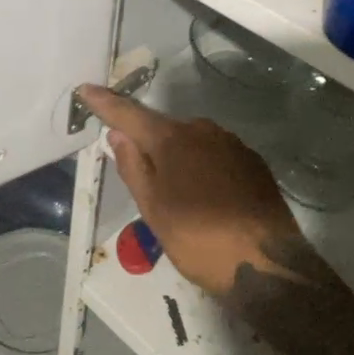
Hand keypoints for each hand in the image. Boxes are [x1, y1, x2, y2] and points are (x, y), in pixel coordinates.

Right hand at [77, 84, 322, 296]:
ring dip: (178, 156)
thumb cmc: (199, 239)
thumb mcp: (153, 209)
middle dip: (148, 141)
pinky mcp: (253, 162)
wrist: (268, 265)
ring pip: (192, 141)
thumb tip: (118, 134)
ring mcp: (231, 143)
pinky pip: (216, 154)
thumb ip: (132, 167)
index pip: (128, 114)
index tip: (85, 89)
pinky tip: (207, 195)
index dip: (105, 103)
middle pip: (163, 128)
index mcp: (170, 138)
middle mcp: (201, 130)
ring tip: (177, 193)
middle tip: (141, 173)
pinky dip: (204, 166)